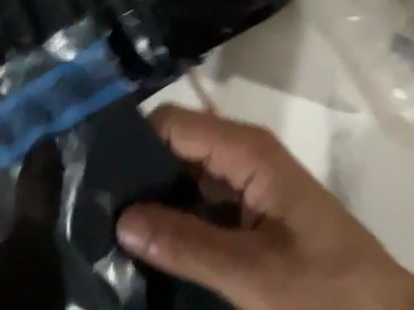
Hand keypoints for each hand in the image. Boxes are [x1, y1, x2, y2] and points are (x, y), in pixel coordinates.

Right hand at [117, 105, 413, 309]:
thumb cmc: (326, 290)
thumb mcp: (254, 275)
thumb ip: (186, 244)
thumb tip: (120, 218)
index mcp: (247, 151)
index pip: (172, 124)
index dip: (132, 142)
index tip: (87, 173)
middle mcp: (243, 156)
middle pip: (175, 148)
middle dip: (136, 176)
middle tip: (88, 209)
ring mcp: (248, 187)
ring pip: (185, 180)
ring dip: (152, 204)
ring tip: (102, 228)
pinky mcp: (251, 217)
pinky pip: (201, 208)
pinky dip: (174, 224)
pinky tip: (143, 248)